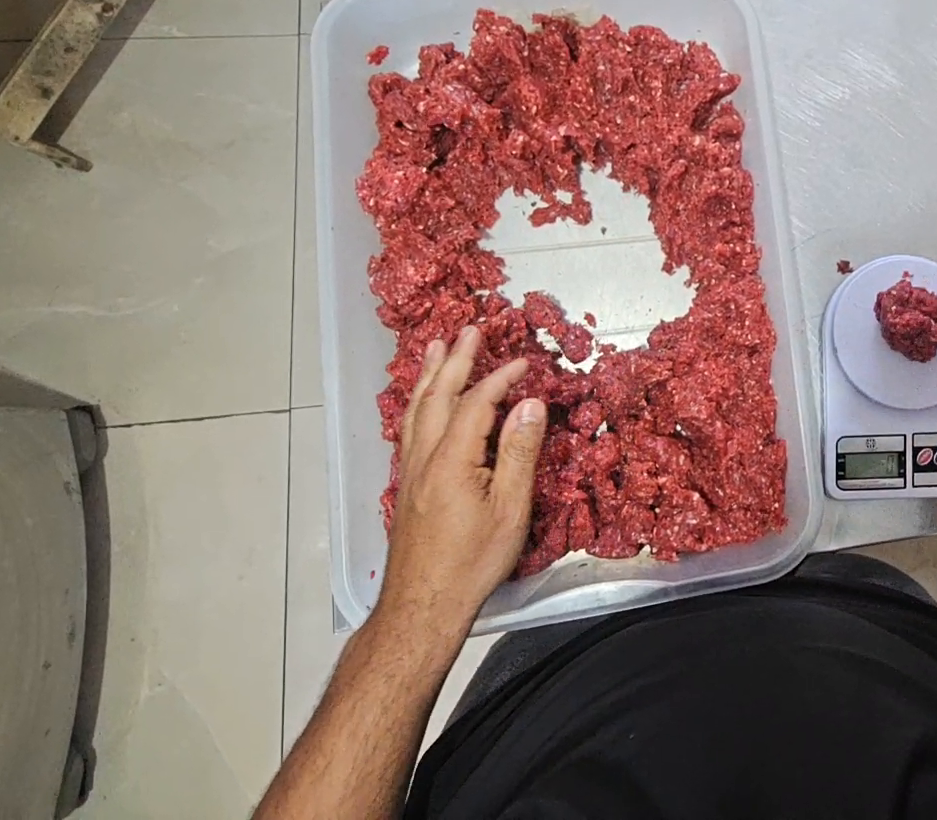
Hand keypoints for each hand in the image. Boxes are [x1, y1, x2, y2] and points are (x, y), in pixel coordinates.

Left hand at [379, 326, 545, 628]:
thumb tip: (530, 404)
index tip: (525, 362)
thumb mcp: (510, 509)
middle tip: (469, 331)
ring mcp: (411, 471)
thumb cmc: (473, 561)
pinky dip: (420, 402)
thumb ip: (519, 453)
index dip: (500, 378)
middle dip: (456, 361)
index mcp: (451, 461)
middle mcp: (424, 458)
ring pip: (417, 411)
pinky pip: (411, 429)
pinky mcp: (407, 485)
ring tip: (437, 349)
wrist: (422, 605)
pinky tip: (424, 401)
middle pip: (438, 397)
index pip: (476, 404)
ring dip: (431, 376)